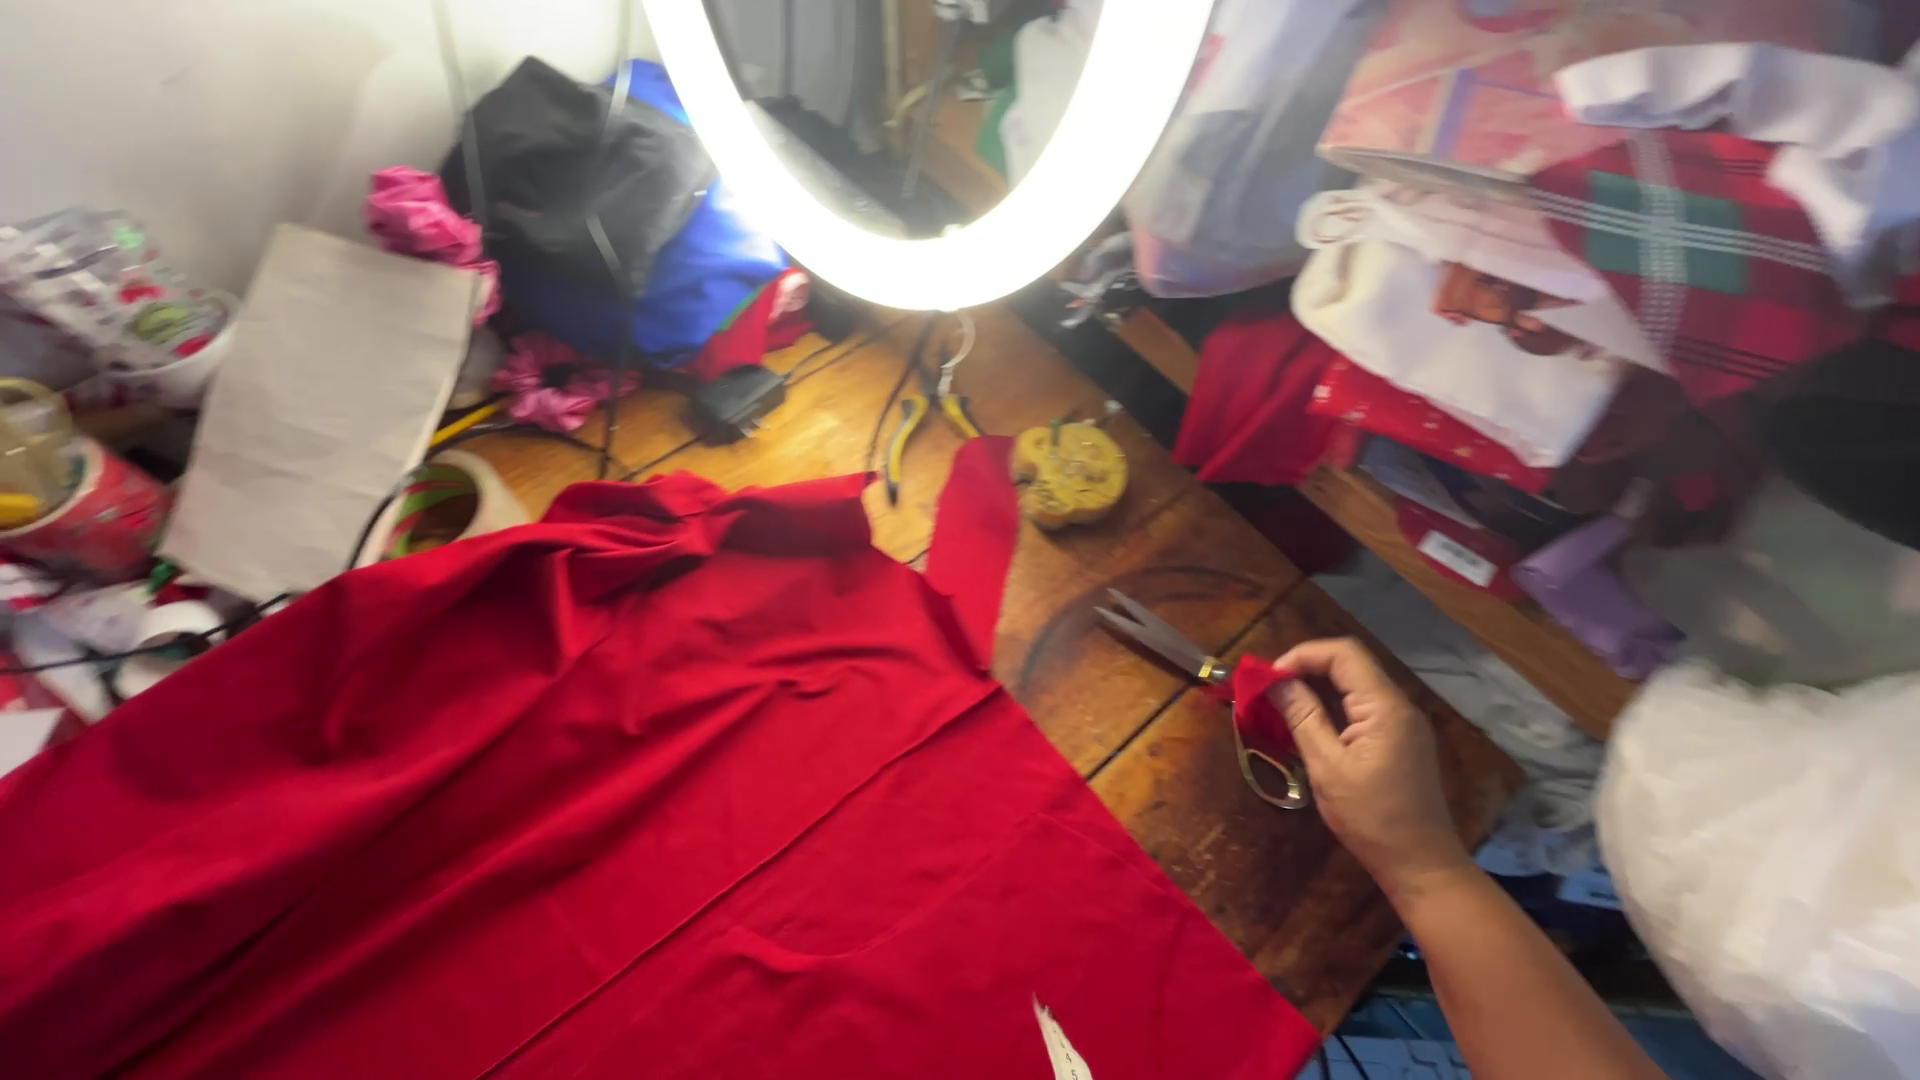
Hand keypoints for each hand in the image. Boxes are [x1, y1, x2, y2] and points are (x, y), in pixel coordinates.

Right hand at [1271, 638, 1471, 900]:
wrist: (1420, 864)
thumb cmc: (1371, 817)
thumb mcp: (1327, 766)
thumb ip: (1302, 716)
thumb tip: (1275, 682)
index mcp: (1385, 707)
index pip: (1343, 654)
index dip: (1301, 655)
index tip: (1268, 677)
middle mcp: (1399, 705)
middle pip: (1350, 663)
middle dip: (1305, 667)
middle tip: (1269, 688)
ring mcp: (1403, 722)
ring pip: (1355, 683)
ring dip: (1316, 684)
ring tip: (1280, 701)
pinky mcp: (1399, 738)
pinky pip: (1362, 705)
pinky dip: (1332, 703)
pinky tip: (1308, 720)